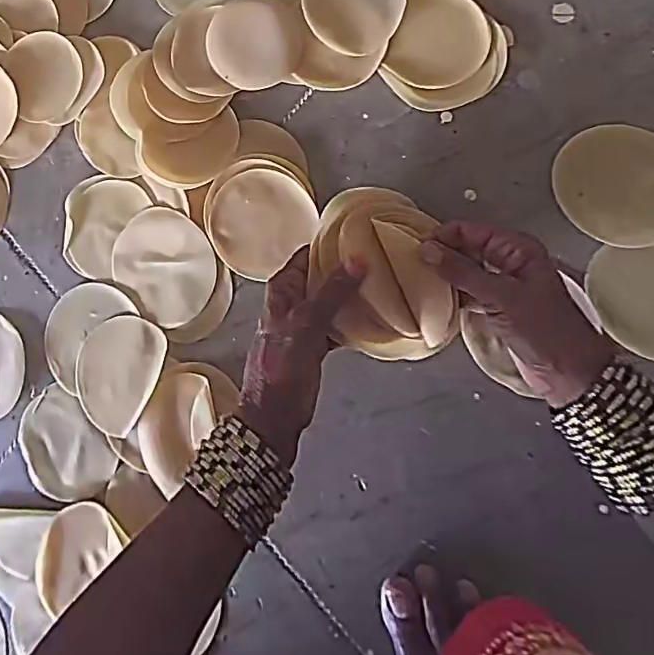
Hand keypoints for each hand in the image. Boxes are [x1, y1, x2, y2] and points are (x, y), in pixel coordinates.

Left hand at [239, 247, 363, 463]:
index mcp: (282, 290)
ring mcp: (303, 323)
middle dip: (345, 269)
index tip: (357, 236)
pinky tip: (371, 319)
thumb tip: (356, 260)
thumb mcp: (307, 325)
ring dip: (350, 294)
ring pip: (331, 299)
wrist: (274, 419)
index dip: (329, 244)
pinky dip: (351, 319)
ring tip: (379, 284)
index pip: (307, 254)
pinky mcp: (314, 343)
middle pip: (321, 276)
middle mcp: (291, 301)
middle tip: (376, 259)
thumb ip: (332, 293)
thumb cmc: (281, 371)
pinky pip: (337, 323)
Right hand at [420, 221, 617, 406]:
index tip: (418, 249)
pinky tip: (438, 299)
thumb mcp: (501, 296)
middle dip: (443, 255)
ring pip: (466, 270)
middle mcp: (509, 260)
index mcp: (516, 248)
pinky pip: (469, 291)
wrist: (569, 373)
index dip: (444, 236)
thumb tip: (427, 250)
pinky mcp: (498, 306)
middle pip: (467, 248)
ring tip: (421, 282)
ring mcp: (503, 284)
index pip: (470, 230)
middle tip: (415, 266)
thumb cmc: (544, 329)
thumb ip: (462, 272)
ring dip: (447, 275)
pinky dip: (454, 293)